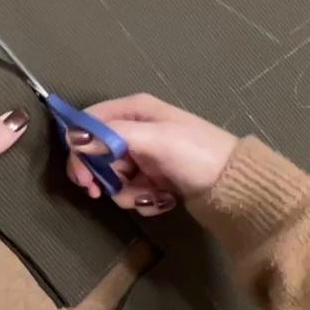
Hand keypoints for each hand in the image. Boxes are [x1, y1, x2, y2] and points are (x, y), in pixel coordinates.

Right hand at [64, 94, 238, 216]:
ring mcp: (145, 154)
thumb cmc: (195, 154)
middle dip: (102, 175)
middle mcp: (136, 128)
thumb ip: (113, 137)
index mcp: (134, 110)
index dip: (79, 147)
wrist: (235, 186)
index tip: (82, 176)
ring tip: (152, 195)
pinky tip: (162, 199)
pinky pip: (132, 189)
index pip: (89, 122)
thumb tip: (74, 137)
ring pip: (114, 175)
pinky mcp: (153, 177)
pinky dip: (143, 198)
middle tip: (101, 193)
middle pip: (97, 152)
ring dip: (127, 191)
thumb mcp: (155, 140)